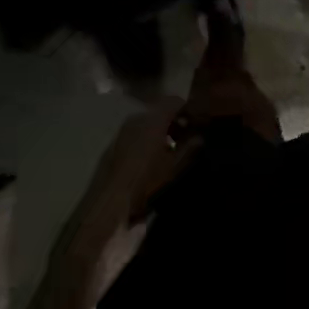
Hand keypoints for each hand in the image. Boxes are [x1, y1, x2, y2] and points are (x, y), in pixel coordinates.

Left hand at [73, 98, 199, 231]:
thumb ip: (189, 148)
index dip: (188, 109)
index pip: (174, 101)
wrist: (109, 207)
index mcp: (152, 118)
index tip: (199, 121)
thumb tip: (200, 136)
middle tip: (189, 138)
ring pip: (147, 124)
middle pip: (159, 111)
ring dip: (160, 132)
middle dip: (174, 122)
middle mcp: (136, 118)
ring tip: (173, 151)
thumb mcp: (173, 168)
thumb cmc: (145, 184)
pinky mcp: (113, 147)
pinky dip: (146, 142)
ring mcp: (122, 132)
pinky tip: (153, 160)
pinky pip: (135, 136)